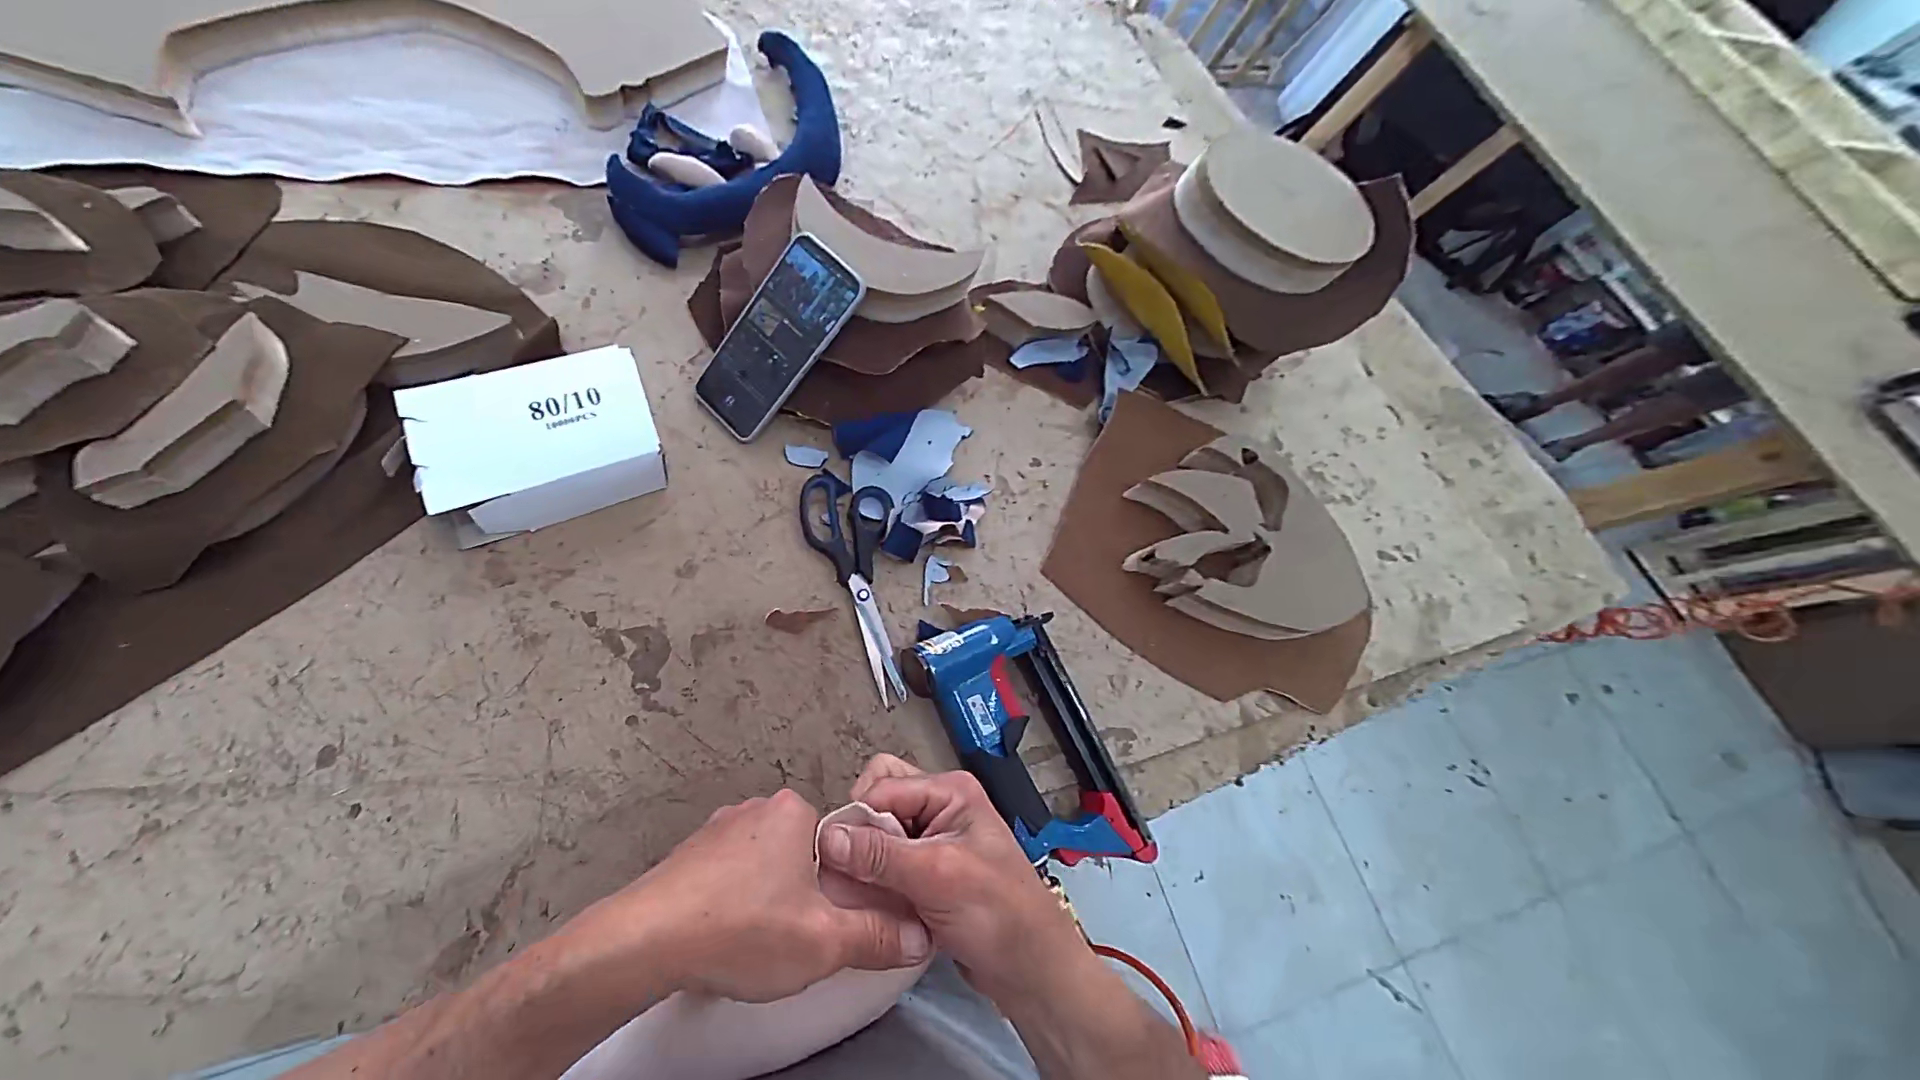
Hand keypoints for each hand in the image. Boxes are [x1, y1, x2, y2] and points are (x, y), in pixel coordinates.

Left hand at [567, 789, 931, 1002]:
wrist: (639, 944)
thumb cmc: (736, 929)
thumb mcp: (823, 942)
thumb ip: (878, 936)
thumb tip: (919, 938)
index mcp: (795, 811)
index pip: (842, 840)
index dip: (845, 882)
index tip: (834, 915)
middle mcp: (758, 807)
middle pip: (805, 850)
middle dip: (807, 890)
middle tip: (798, 933)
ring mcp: (719, 828)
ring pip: (767, 862)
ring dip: (770, 895)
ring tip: (758, 938)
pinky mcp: (690, 852)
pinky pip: (731, 871)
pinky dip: (736, 898)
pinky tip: (726, 932)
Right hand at [820, 755, 1087, 1001]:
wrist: (1029, 970)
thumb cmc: (1001, 915)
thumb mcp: (939, 876)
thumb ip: (882, 855)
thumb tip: (829, 837)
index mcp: (950, 791)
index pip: (883, 786)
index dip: (857, 818)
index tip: (835, 855)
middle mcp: (941, 806)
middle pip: (879, 800)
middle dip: (860, 833)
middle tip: (853, 870)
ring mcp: (933, 838)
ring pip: (879, 833)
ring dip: (865, 860)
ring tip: (862, 891)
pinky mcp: (926, 870)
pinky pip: (887, 862)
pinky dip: (875, 879)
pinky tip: (873, 903)